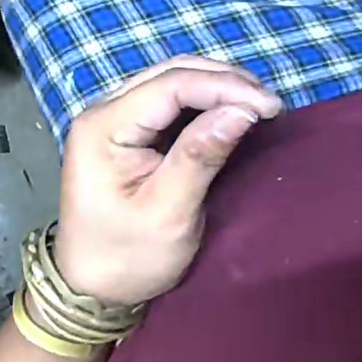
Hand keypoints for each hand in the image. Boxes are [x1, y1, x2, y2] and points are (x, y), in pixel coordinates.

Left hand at [53, 55, 282, 303]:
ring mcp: (111, 119)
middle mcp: (102, 111)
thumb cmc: (126, 258)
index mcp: (102, 127)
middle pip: (169, 74)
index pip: (170, 85)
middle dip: (223, 81)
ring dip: (215, 88)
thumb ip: (200, 156)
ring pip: (170, 82)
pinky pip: (167, 103)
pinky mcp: (124, 132)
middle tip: (270, 104)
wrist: (90, 287)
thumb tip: (243, 110)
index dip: (224, 87)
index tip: (271, 107)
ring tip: (256, 106)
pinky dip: (202, 104)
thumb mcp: (168, 213)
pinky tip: (229, 113)